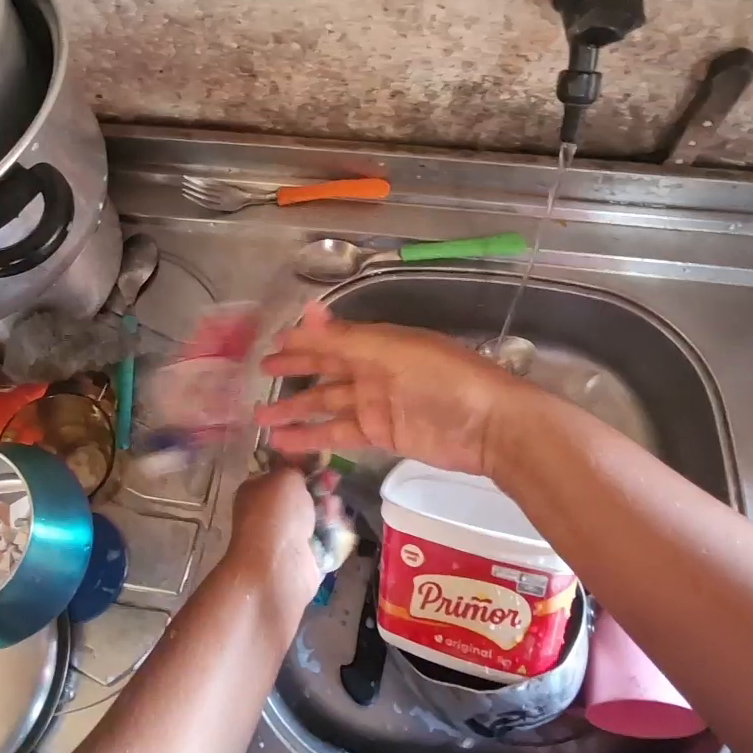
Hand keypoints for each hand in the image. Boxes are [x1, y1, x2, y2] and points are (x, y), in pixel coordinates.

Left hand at [221, 468, 323, 610]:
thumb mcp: (284, 477)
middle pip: (303, 493)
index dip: (302, 464)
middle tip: (334, 482)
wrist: (277, 570)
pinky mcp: (307, 558)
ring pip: (317, 515)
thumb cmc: (276, 516)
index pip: (282, 471)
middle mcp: (271, 513)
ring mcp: (289, 537)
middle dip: (321, 486)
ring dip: (330, 509)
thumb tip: (304, 464)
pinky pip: (327, 539)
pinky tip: (340, 527)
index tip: (322, 460)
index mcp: (257, 490)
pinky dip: (336, 533)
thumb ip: (295, 467)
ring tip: (335, 509)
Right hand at [254, 302, 537, 476]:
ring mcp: (378, 404)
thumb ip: (345, 338)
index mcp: (378, 343)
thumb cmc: (445, 379)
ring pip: (328, 404)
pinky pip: (340, 433)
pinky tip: (287, 442)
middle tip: (260, 375)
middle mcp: (374, 369)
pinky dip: (314, 437)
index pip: (332, 340)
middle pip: (326, 369)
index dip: (302, 342)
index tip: (271, 346)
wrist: (492, 427)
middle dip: (294, 372)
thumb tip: (306, 310)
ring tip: (261, 418)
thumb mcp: (393, 353)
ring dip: (296, 411)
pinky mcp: (383, 435)